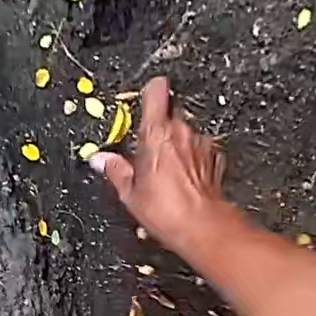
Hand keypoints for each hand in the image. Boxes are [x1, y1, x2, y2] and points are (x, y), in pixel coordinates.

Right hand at [91, 77, 251, 259]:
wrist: (202, 226)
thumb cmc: (167, 210)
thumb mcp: (131, 194)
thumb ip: (116, 170)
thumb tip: (101, 160)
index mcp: (156, 133)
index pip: (156, 89)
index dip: (150, 92)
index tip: (144, 102)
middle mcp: (181, 131)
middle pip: (170, 113)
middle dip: (160, 128)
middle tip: (149, 152)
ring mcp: (200, 143)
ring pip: (185, 133)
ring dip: (177, 145)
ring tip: (167, 173)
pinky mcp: (214, 158)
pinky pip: (199, 150)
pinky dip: (192, 160)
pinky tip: (184, 180)